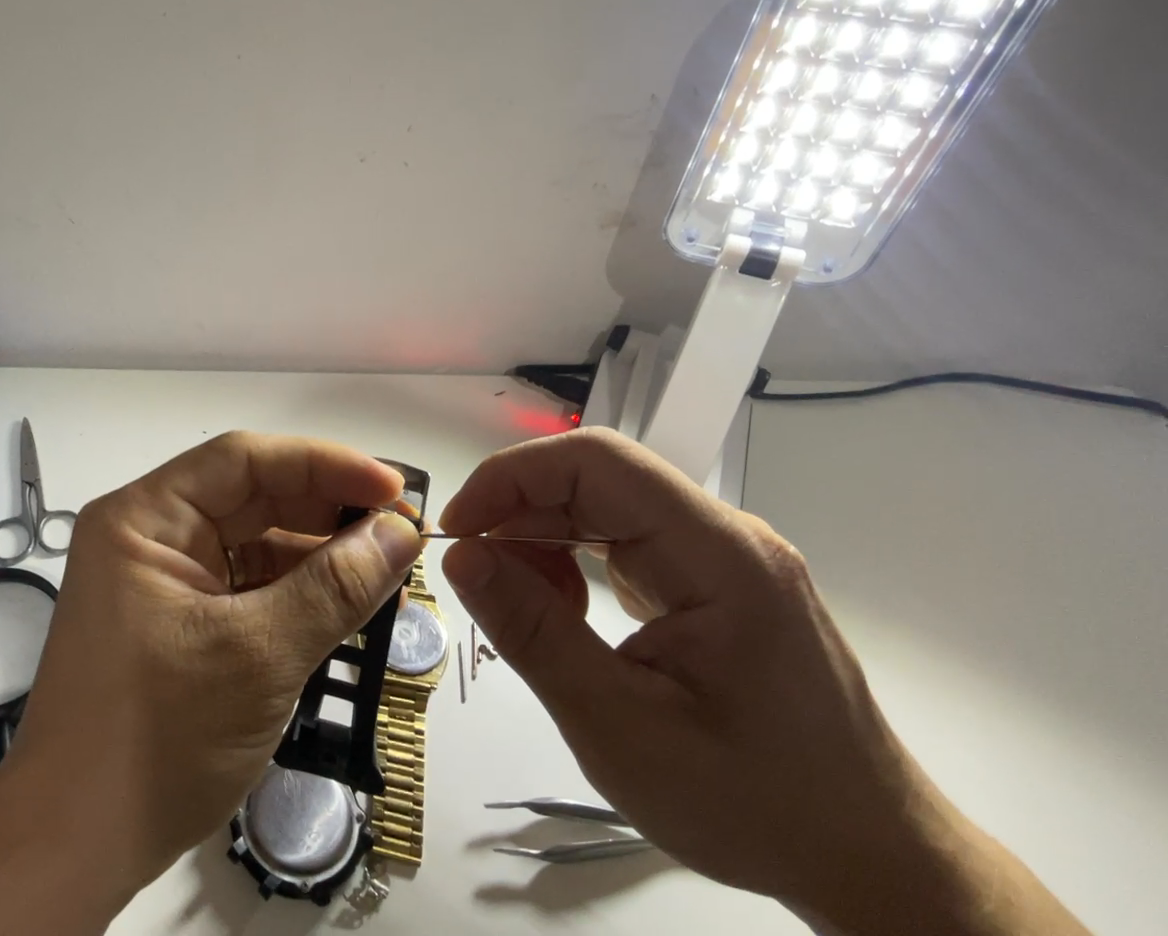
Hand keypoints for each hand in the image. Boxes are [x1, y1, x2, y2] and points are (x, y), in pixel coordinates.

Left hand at [0, 432, 419, 933]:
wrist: (79, 842)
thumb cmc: (157, 739)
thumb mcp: (257, 655)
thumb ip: (334, 587)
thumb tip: (402, 533)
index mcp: (143, 519)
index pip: (243, 461)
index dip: (325, 465)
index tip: (396, 490)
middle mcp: (149, 538)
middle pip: (251, 499)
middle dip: (328, 513)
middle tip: (404, 534)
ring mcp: (162, 584)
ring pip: (254, 546)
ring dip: (319, 557)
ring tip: (389, 572)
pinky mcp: (179, 626)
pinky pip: (248, 590)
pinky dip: (298, 596)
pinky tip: (349, 606)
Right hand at [438, 427, 1085, 934]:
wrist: (867, 858)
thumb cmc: (750, 803)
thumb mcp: (618, 726)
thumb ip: (533, 632)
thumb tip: (459, 555)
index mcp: (719, 556)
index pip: (598, 463)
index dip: (512, 478)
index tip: (455, 530)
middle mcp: (727, 538)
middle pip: (599, 480)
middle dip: (518, 511)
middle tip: (466, 570)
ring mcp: (723, 560)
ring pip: (606, 510)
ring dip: (541, 541)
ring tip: (508, 601)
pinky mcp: (714, 586)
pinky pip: (625, 546)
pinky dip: (572, 567)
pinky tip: (557, 613)